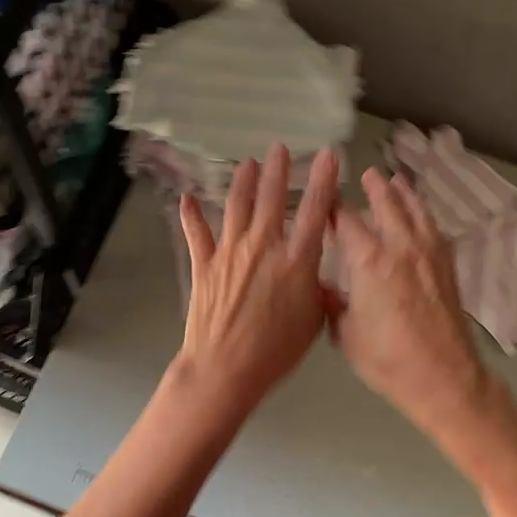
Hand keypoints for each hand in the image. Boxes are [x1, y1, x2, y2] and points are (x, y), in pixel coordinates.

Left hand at [170, 144, 340, 412]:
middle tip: (280, 148)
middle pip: (272, 198)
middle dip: (278, 170)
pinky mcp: (203, 265)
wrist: (226, 367)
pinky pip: (196, 233)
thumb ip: (318, 293)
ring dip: (243, 182)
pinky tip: (186, 198)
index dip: (325, 180)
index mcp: (296, 260)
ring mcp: (229, 252)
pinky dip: (190, 214)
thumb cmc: (277, 350)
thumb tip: (319, 281)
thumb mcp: (313, 322)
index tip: (330, 155)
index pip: (316, 211)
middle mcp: (263, 246)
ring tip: (248, 164)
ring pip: (236, 206)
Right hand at [329, 168, 497, 433]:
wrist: (443, 377)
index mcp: (369, 261)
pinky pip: (434, 229)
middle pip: (387, 205)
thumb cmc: (386, 359)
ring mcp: (429, 255)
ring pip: (416, 211)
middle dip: (375, 188)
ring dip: (404, 194)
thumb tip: (324, 290)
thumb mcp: (346, 335)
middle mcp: (400, 248)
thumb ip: (334, 305)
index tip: (325, 201)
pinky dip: (424, 216)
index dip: (334, 209)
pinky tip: (422, 216)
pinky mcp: (448, 267)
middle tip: (367, 174)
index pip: (347, 222)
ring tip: (397, 181)